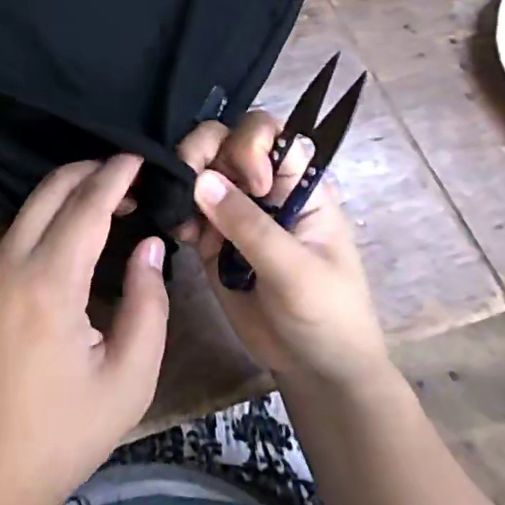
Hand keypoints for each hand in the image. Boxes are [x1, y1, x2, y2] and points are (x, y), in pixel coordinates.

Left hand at [0, 155, 167, 504]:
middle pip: (52, 189)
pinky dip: (53, 212)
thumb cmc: (62, 433)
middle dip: (92, 169)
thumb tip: (149, 245)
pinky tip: (80, 231)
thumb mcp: (128, 379)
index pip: (86, 204)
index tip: (141, 156)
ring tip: (115, 200)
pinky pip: (21, 228)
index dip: (116, 175)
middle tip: (132, 175)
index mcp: (48, 283)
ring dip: (71, 189)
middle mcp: (11, 263)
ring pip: (32, 205)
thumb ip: (148, 304)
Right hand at [176, 113, 388, 387]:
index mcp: (299, 182)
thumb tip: (201, 179)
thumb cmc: (327, 315)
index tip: (252, 182)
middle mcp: (265, 186)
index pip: (269, 133)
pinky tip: (181, 236)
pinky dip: (177, 213)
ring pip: (201, 170)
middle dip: (203, 151)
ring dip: (184, 180)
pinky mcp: (213, 236)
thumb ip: (250, 226)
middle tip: (190, 183)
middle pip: (225, 141)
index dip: (250, 143)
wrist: (317, 371)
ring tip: (185, 218)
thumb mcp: (297, 271)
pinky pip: (188, 208)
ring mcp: (236, 210)